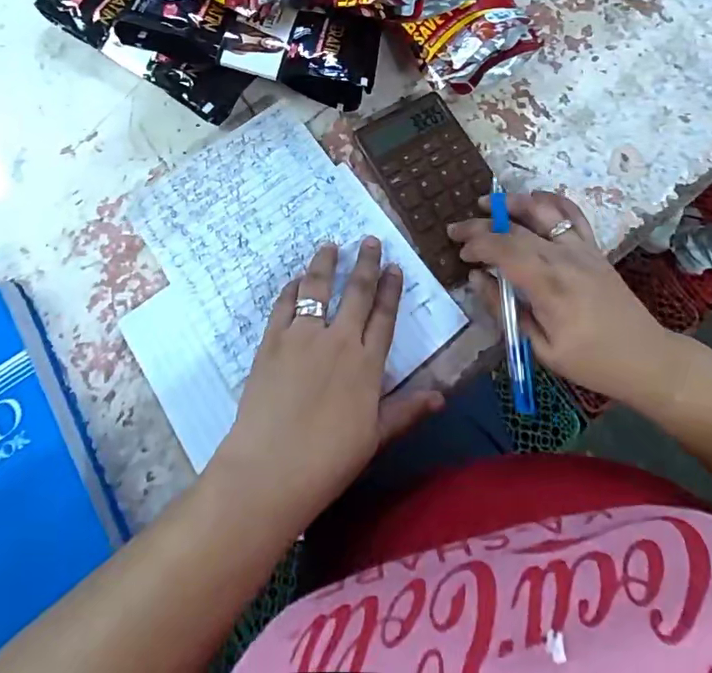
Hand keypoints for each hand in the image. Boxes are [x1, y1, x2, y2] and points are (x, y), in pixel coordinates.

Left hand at [214, 239, 441, 524]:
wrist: (270, 469)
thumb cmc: (329, 460)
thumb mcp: (375, 438)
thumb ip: (406, 411)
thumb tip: (441, 396)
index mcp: (367, 363)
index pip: (384, 315)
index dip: (391, 289)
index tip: (394, 266)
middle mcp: (339, 340)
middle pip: (356, 293)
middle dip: (365, 263)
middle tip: (369, 240)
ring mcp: (303, 337)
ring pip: (318, 289)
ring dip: (326, 264)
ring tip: (330, 244)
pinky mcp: (271, 342)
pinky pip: (285, 305)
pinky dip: (292, 288)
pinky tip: (297, 279)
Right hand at [447, 191, 689, 407]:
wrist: (644, 357)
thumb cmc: (589, 362)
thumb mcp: (540, 347)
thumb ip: (505, 309)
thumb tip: (476, 280)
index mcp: (549, 285)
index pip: (503, 249)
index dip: (476, 244)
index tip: (460, 253)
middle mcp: (564, 257)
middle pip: (516, 228)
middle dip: (481, 225)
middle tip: (456, 230)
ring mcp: (582, 248)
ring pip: (544, 210)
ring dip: (514, 202)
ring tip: (490, 204)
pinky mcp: (594, 247)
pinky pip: (572, 214)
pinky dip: (551, 201)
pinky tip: (533, 202)